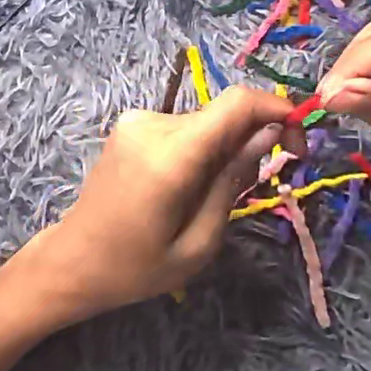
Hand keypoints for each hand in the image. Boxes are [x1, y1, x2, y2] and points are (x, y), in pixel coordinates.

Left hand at [3, 86, 295, 325]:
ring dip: (225, 147)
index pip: (238, 103)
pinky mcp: (130, 125)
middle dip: (255, 137)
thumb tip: (269, 134)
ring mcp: (137, 121)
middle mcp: (152, 124)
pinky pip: (183, 127)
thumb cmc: (135, 268)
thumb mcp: (199, 242)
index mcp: (170, 155)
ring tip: (214, 196)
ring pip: (205, 122)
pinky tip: (189, 186)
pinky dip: (201, 148)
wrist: (72, 260)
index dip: (279, 110)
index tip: (299, 143)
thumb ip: (234, 181)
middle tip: (264, 180)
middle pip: (224, 114)